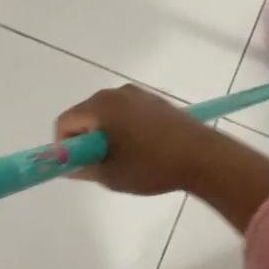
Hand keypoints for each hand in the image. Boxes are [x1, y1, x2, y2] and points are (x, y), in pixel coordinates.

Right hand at [55, 85, 226, 195]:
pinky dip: (124, 129)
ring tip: (123, 160)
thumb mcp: (112, 175)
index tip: (77, 166)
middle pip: (85, 115)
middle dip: (85, 140)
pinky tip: (141, 150)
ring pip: (106, 115)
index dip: (64, 146)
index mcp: (100, 106)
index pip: (65, 122)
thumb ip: (83, 169)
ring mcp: (138, 94)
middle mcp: (116, 93)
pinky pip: (126, 113)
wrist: (204, 157)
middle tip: (99, 166)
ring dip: (105, 135)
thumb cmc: (153, 166)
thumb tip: (70, 167)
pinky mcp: (155, 100)